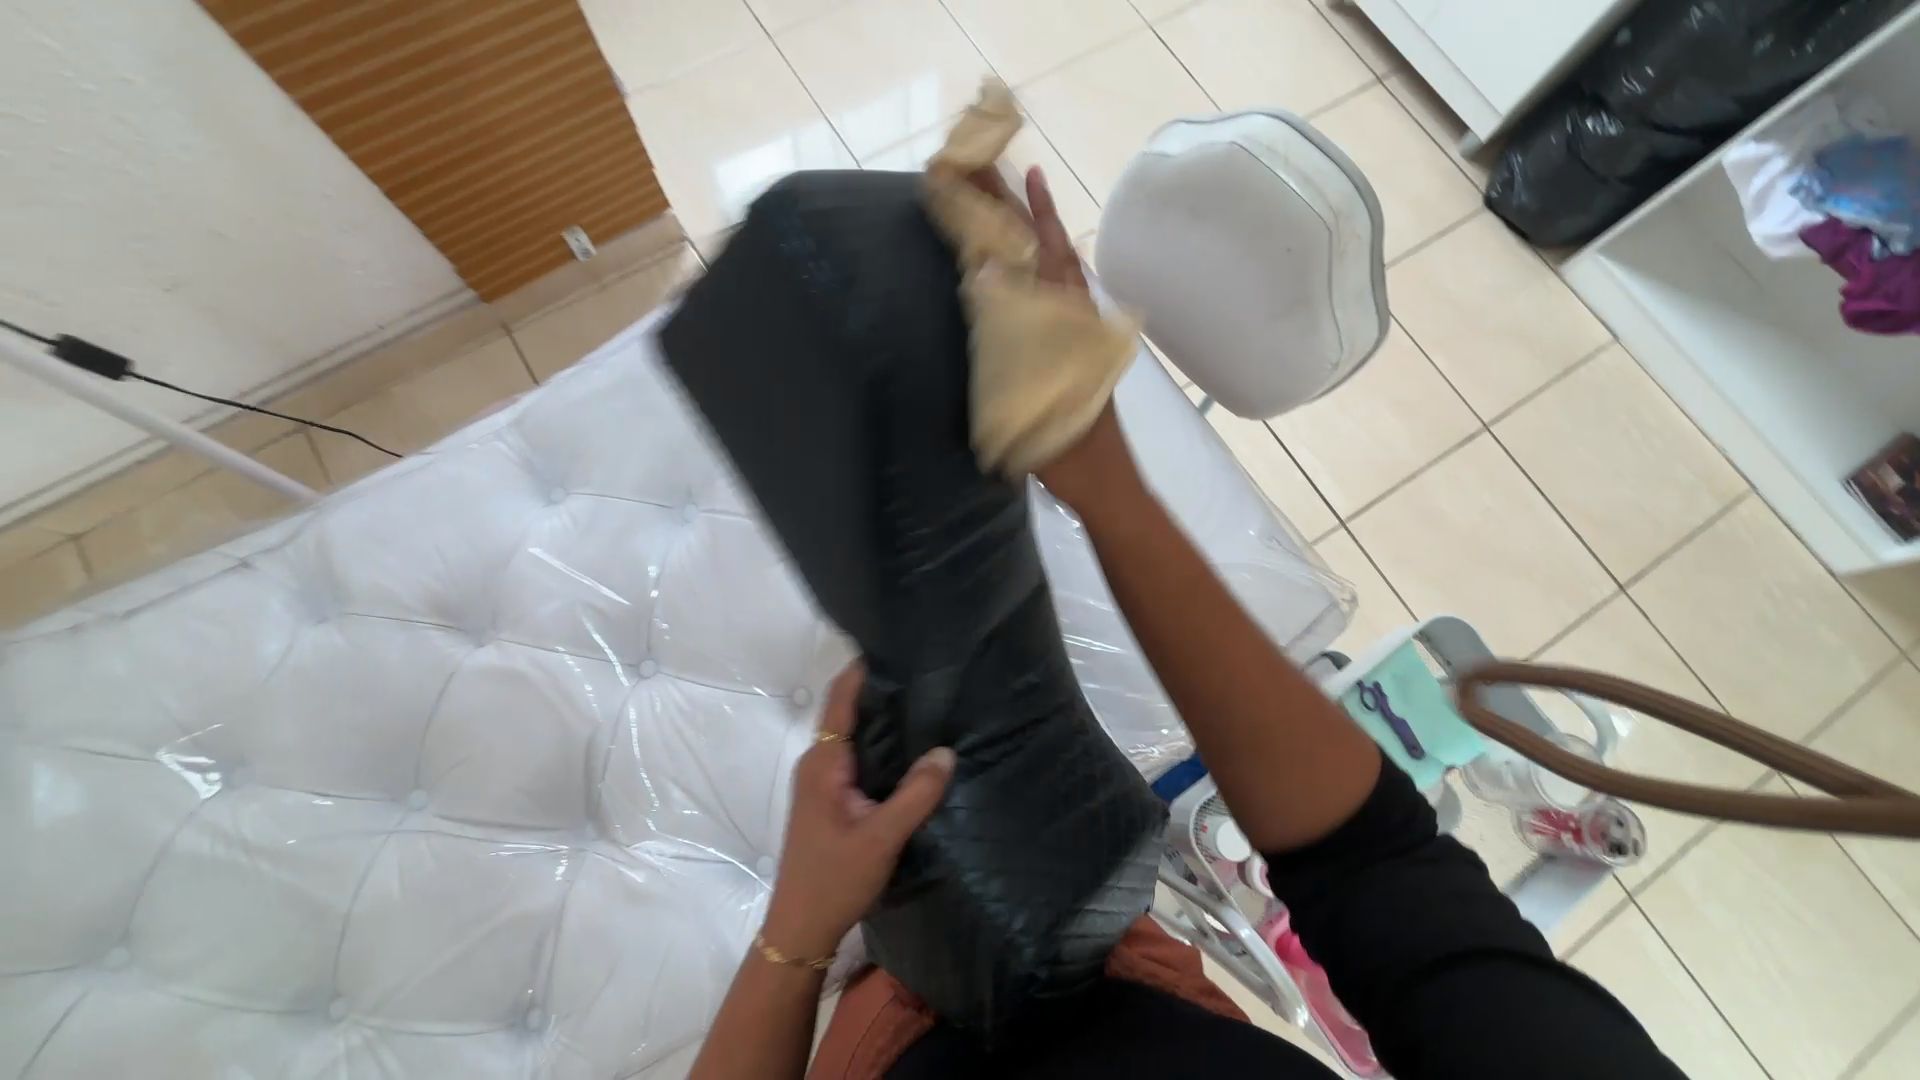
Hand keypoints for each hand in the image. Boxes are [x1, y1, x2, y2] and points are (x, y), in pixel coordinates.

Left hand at [761, 664, 954, 959]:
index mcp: (823, 764)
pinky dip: (876, 742)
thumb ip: (915, 794)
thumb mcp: (882, 838)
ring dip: (878, 717)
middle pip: (845, 712)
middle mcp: (816, 764)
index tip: (894, 646)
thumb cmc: (835, 880)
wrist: (799, 928)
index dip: (862, 670)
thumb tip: (945, 751)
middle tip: (921, 671)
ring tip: (920, 700)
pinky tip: (906, 747)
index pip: (840, 700)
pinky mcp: (827, 798)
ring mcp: (819, 782)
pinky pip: (852, 755)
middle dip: (877, 688)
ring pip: (850, 735)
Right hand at [965, 165, 1146, 519]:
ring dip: (1026, 230)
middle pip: (1044, 248)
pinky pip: (1052, 293)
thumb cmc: (1065, 446)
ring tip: (1003, 196)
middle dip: (1013, 208)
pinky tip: (1020, 261)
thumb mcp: (1030, 392)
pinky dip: (1035, 266)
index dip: (1017, 211)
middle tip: (982, 169)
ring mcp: (1076, 331)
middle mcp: (1074, 316)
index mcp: (1066, 321)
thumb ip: (1010, 336)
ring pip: (1050, 266)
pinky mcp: (1073, 349)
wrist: (1102, 481)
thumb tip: (984, 275)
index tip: (993, 171)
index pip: (1038, 252)